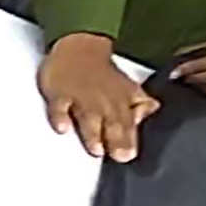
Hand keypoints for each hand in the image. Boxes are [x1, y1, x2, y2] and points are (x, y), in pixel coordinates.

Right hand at [38, 32, 160, 161]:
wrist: (79, 47)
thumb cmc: (98, 71)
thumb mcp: (125, 85)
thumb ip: (136, 104)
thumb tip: (146, 113)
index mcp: (120, 99)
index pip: (127, 122)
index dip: (129, 139)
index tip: (130, 156)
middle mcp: (102, 100)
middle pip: (111, 123)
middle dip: (116, 140)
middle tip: (120, 157)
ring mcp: (79, 97)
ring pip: (88, 117)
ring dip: (92, 133)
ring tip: (96, 150)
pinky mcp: (58, 93)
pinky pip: (59, 106)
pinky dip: (60, 117)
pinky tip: (62, 128)